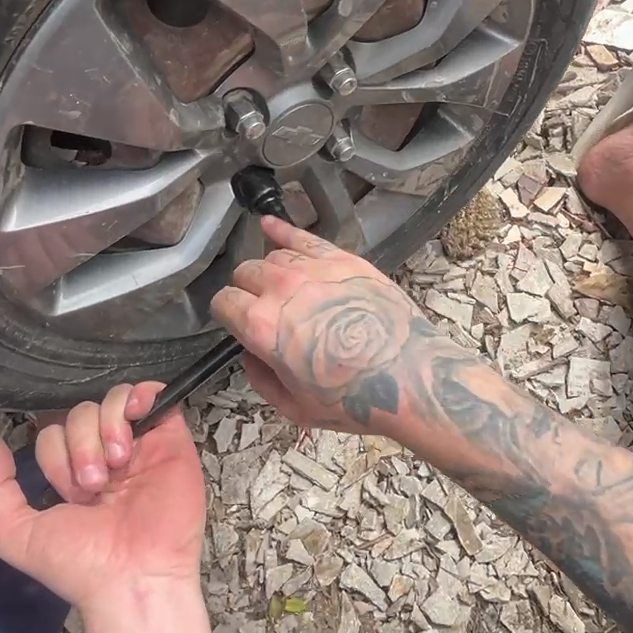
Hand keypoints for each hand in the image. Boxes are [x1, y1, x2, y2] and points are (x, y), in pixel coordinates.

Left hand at [0, 382, 204, 606]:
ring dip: (107, 427)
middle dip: (81, 445)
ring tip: (118, 462)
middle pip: (82, 414)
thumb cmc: (79, 562)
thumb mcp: (19, 534)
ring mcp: (143, 447)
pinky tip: (136, 412)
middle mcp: (109, 457)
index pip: (55, 435)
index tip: (71, 495)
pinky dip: (142, 393)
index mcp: (76, 476)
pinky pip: (157, 397)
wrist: (134, 576)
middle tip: (94, 485)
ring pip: (114, 402)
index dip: (55, 456)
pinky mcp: (173, 440)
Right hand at [209, 215, 431, 435]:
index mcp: (261, 326)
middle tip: (262, 308)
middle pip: (246, 273)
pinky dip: (282, 229)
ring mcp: (314, 269)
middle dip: (246, 290)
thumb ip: (261, 378)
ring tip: (281, 287)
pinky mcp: (343, 259)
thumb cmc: (354, 398)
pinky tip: (270, 225)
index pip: (224, 302)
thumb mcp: (294, 407)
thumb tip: (251, 355)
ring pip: (274, 256)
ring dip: (270, 270)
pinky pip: (303, 236)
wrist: (409, 376)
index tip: (235, 321)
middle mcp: (281, 289)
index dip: (227, 314)